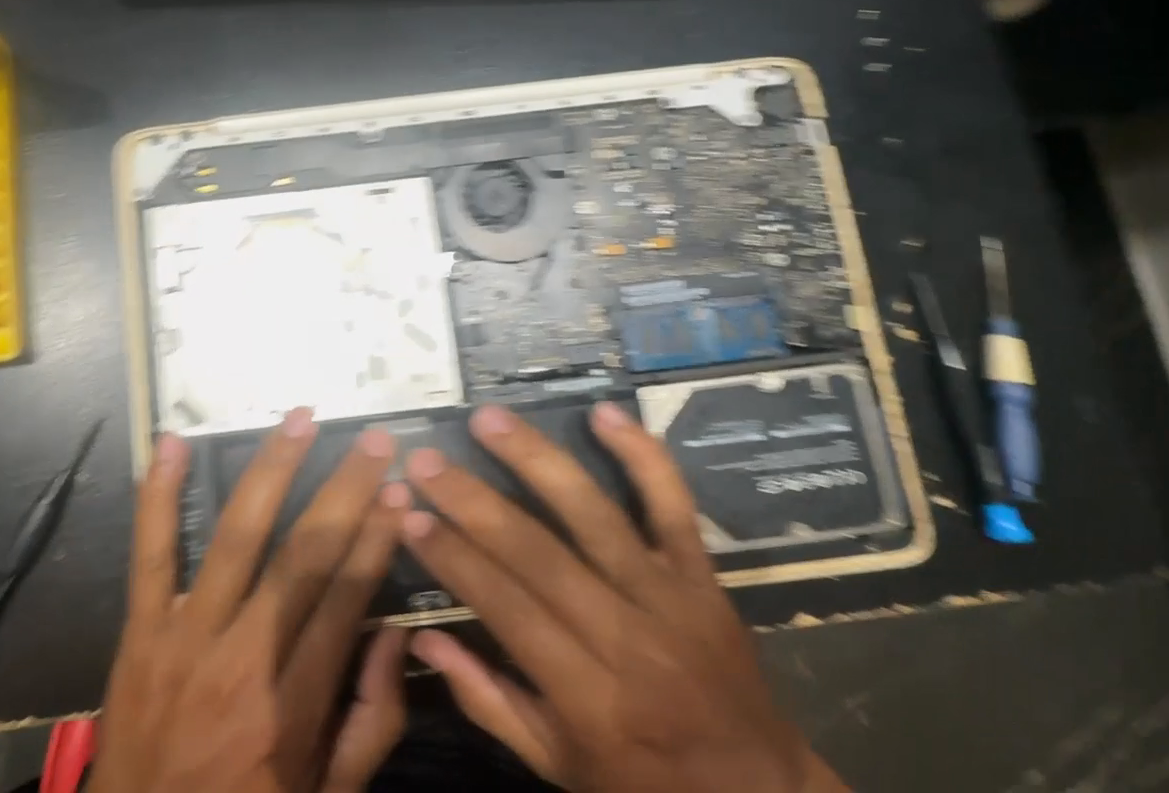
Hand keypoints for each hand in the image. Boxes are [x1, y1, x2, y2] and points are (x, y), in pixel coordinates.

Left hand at [90, 409, 413, 792]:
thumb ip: (370, 722)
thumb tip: (395, 636)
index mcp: (293, 704)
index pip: (346, 598)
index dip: (377, 538)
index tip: (399, 489)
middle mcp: (242, 658)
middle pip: (304, 557)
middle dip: (344, 492)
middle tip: (375, 442)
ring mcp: (183, 636)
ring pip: (235, 537)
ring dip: (271, 471)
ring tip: (300, 420)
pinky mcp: (138, 630)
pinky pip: (149, 554)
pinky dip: (157, 496)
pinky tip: (172, 443)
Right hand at [399, 403, 848, 792]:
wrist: (759, 790)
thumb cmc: (641, 780)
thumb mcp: (556, 765)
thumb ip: (488, 702)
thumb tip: (424, 640)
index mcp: (588, 695)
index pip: (506, 607)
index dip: (454, 558)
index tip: (409, 515)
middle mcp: (628, 636)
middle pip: (540, 554)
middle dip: (474, 501)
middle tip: (427, 460)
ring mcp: (671, 597)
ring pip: (596, 515)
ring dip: (537, 461)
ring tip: (489, 420)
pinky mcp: (704, 575)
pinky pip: (674, 506)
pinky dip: (644, 456)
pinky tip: (605, 413)